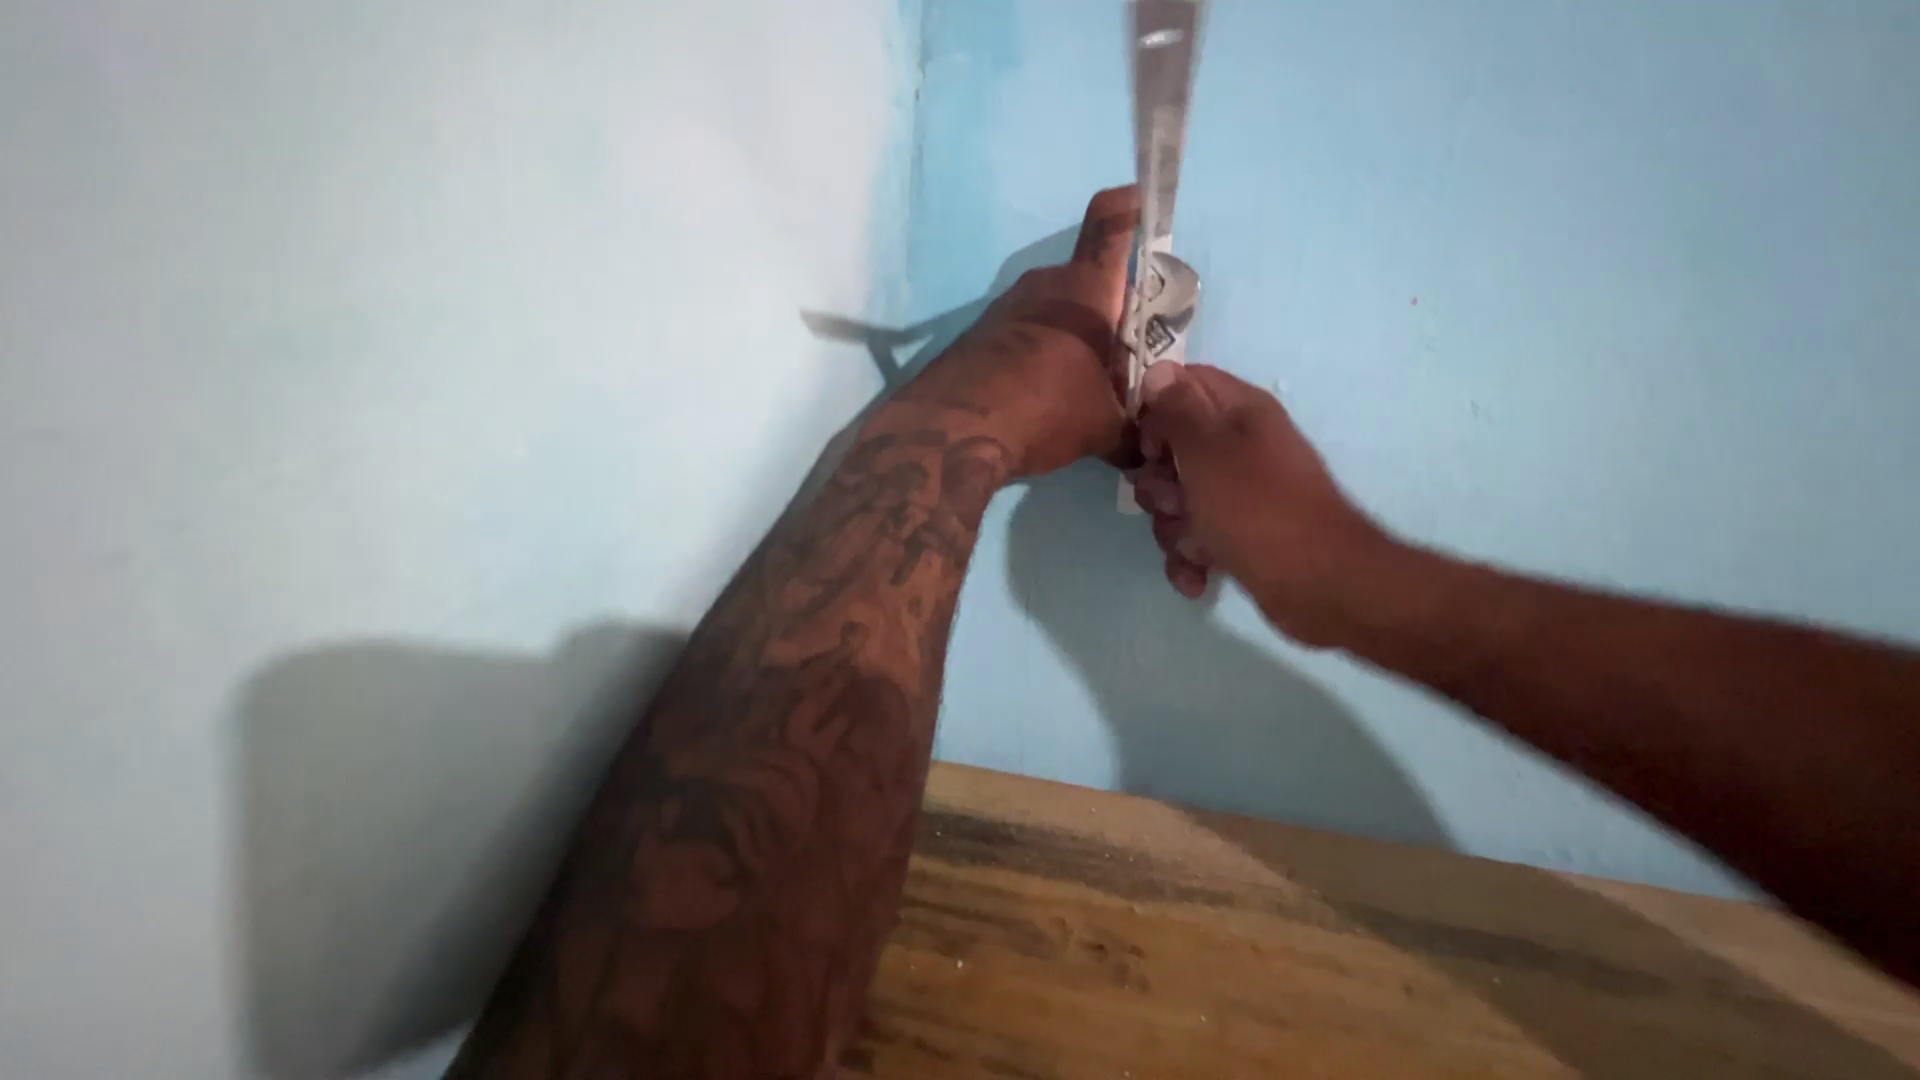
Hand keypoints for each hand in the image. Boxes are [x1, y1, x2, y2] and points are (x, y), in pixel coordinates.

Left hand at [892, 186, 1139, 476]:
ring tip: (1083, 393)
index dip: (1130, 206)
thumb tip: (1149, 453)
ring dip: (1073, 342)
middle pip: (1088, 284)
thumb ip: (1134, 432)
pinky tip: (1043, 402)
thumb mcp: (1104, 428)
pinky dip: (1040, 358)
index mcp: (1088, 290)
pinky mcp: (978, 336)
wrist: (955, 430)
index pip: (1112, 221)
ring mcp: (1005, 308)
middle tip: (1123, 364)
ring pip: (1055, 313)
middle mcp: (1045, 285)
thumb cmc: (1046, 408)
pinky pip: (1024, 336)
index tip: (1141, 206)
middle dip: (1109, 317)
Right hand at [1133, 362, 1395, 645]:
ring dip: (1173, 528)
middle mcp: (1239, 445)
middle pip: (1170, 451)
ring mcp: (1239, 492)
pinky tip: (1198, 577)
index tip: (1148, 448)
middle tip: (1175, 501)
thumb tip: (1157, 370)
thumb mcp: (1207, 450)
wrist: (1316, 584)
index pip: (1181, 385)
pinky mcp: (1237, 533)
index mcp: (1239, 411)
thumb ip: (1176, 409)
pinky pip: (1193, 536)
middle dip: (1159, 484)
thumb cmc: (1256, 509)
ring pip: (1177, 500)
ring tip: (1194, 545)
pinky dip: (1190, 558)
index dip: (1154, 413)